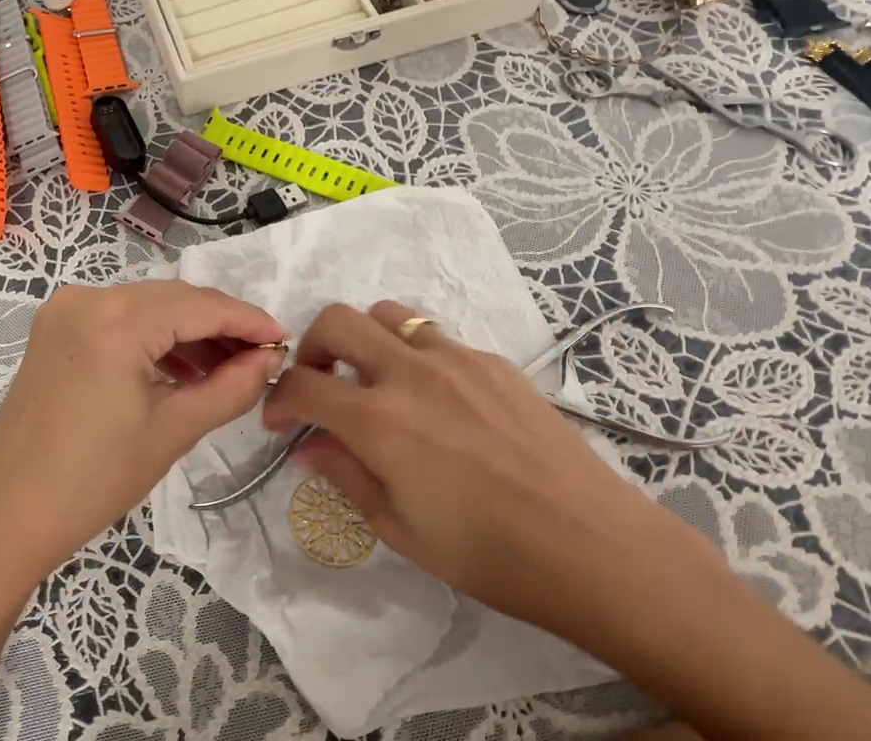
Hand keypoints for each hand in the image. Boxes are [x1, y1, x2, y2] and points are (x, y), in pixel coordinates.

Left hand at [0, 281, 285, 588]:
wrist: (9, 514)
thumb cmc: (95, 478)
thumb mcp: (173, 430)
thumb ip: (230, 387)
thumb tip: (269, 359)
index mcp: (116, 319)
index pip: (200, 305)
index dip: (248, 320)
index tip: (286, 339)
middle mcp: (87, 298)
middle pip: (172, 299)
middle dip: (219, 325)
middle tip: (261, 358)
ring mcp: (64, 311)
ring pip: (145, 308)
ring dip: (187, 332)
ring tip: (228, 370)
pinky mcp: (53, 331)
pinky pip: (117, 321)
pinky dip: (151, 339)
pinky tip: (181, 370)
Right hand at [262, 301, 724, 634]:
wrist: (593, 546)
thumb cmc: (488, 555)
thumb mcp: (400, 528)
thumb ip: (345, 475)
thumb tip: (308, 446)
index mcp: (379, 421)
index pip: (302, 385)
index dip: (277, 400)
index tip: (280, 423)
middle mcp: (410, 373)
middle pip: (337, 321)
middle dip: (311, 348)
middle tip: (320, 386)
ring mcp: (456, 359)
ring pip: (388, 314)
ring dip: (364, 340)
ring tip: (374, 381)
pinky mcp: (494, 362)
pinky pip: (436, 338)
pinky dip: (415, 356)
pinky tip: (437, 402)